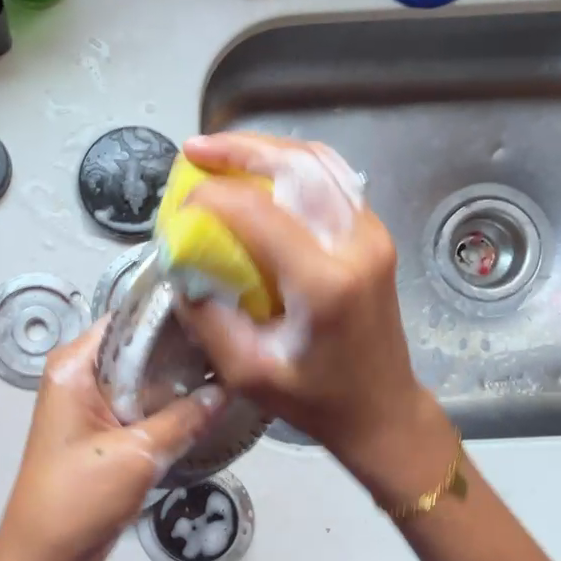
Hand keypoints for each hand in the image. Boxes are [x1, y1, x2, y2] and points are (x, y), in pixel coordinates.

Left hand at [0, 319, 225, 560]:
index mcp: (73, 367)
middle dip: (181, 350)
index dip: (170, 314)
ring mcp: (90, 406)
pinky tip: (208, 408)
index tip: (218, 312)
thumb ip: (184, 419)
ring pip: (143, 381)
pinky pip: (141, 409)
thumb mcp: (137, 455)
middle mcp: (79, 378)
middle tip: (233, 347)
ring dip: (178, 383)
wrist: (45, 556)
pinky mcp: (103, 433)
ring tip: (230, 372)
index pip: (126, 319)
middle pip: (137, 349)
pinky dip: (168, 410)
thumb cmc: (78, 497)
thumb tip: (226, 392)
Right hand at [174, 132, 451, 473]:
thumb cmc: (318, 401)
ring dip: (266, 150)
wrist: (382, 410)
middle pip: (296, 166)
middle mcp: (355, 244)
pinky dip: (291, 164)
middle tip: (194, 150)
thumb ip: (208, 320)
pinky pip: (331, 179)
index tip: (178, 204)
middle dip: (240, 150)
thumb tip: (181, 272)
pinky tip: (260, 170)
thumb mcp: (249, 374)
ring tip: (220, 152)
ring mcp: (371, 233)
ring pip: (318, 162)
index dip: (212, 198)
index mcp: (325, 282)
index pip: (260, 214)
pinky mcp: (373, 234)